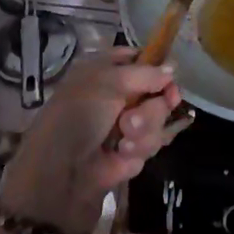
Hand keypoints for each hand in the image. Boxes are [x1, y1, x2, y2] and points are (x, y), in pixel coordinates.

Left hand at [0, 48, 185, 233]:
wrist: (61, 172)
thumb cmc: (78, 116)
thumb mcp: (108, 83)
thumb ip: (145, 73)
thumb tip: (172, 69)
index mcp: (105, 72)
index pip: (141, 60)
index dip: (158, 69)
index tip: (169, 80)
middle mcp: (117, 96)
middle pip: (158, 92)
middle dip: (152, 108)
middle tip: (131, 120)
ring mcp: (126, 125)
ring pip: (159, 119)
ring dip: (145, 130)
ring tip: (123, 142)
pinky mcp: (132, 151)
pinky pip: (154, 143)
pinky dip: (139, 148)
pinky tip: (121, 155)